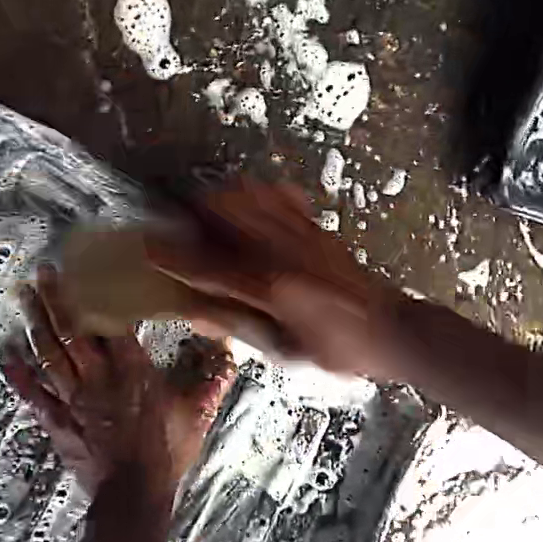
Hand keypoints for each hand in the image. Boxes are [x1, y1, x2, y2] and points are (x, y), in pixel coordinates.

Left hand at [3, 266, 235, 502]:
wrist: (133, 495)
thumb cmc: (167, 452)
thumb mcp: (197, 413)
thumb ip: (212, 380)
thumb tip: (232, 354)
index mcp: (133, 370)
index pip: (112, 323)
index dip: (97, 295)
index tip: (87, 270)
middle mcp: (99, 377)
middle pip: (73, 330)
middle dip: (57, 297)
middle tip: (44, 270)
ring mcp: (74, 398)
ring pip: (50, 353)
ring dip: (36, 322)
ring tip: (24, 294)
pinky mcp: (57, 420)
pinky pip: (33, 392)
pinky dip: (18, 371)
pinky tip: (7, 350)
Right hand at [144, 181, 406, 379]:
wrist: (392, 331)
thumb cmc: (339, 351)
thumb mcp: (286, 352)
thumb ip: (240, 327)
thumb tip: (197, 313)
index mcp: (271, 290)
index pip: (212, 270)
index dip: (177, 258)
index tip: (150, 247)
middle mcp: (284, 255)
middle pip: (231, 220)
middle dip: (199, 212)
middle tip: (178, 215)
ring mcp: (305, 238)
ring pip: (256, 203)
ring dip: (229, 198)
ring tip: (208, 200)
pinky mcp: (322, 232)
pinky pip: (290, 202)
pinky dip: (270, 193)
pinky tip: (260, 189)